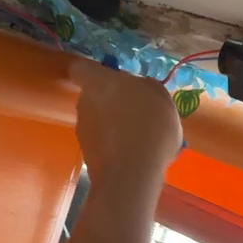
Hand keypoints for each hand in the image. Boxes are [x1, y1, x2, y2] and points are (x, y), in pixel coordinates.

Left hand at [69, 60, 182, 180]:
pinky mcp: (87, 154)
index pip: (81, 68)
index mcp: (98, 82)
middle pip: (94, 96)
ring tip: (143, 138)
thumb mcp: (161, 96)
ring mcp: (83, 130)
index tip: (109, 77)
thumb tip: (138, 88)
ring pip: (99, 121)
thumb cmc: (149, 125)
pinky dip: (117, 146)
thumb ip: (145, 87)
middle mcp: (84, 103)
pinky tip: (138, 155)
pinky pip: (103, 142)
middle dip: (112, 101)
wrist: (131, 173)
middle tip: (138, 111)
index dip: (92, 71)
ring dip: (116, 126)